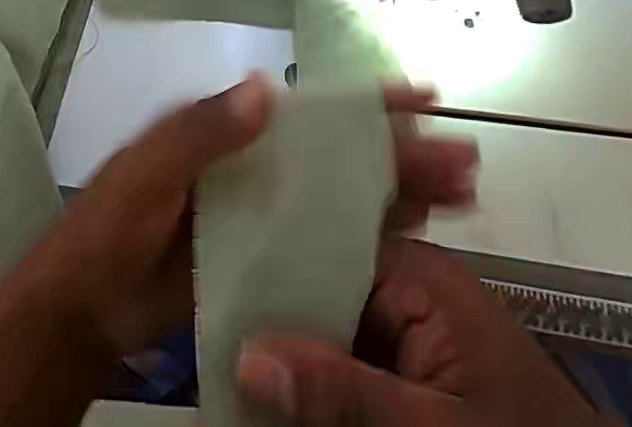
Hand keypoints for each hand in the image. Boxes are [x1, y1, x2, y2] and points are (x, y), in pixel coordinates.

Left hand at [0, 75, 479, 356]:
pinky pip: (323, 243)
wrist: (87, 302)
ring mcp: (258, 214)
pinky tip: (411, 242)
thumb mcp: (145, 172)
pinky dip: (366, 238)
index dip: (356, 102)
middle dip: (395, 150)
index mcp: (222, 132)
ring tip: (457, 195)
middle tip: (462, 159)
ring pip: (337, 194)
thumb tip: (266, 88)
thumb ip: (197, 134)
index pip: (297, 108)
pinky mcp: (263, 258)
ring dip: (394, 190)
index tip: (416, 97)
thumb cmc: (110, 227)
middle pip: (330, 151)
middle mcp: (248, 165)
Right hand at [237, 239, 610, 426]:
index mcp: (420, 274)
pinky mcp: (403, 363)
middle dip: (269, 299)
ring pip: (323, 318)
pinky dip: (308, 367)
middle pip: (317, 278)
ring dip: (282, 335)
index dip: (268, 253)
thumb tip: (246, 359)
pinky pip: (340, 349)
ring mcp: (404, 327)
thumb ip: (344, 390)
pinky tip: (266, 375)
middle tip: (211, 306)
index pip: (324, 240)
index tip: (216, 267)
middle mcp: (407, 287)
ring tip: (222, 330)